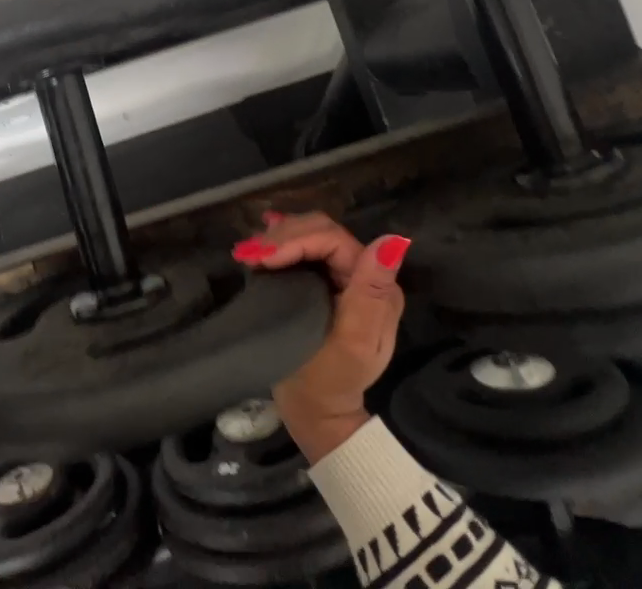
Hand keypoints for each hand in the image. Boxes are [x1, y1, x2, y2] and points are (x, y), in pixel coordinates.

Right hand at [233, 212, 409, 461]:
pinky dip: (277, 245)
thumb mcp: (354, 341)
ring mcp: (339, 277)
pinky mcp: (319, 284)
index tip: (262, 257)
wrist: (317, 410)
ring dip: (277, 239)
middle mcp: (361, 274)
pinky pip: (299, 251)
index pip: (334, 239)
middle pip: (321, 231)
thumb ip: (370, 291)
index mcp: (375, 285)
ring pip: (308, 236)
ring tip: (249, 252)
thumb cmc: (332, 380)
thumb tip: (393, 241)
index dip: (297, 239)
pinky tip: (259, 246)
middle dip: (283, 236)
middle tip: (248, 253)